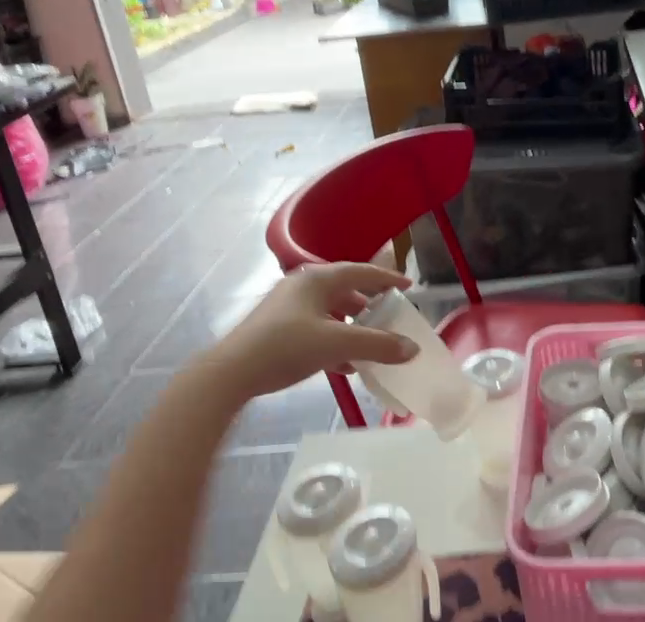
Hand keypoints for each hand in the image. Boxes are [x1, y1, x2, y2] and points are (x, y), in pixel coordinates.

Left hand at [205, 262, 417, 398]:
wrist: (231, 372)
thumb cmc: (286, 347)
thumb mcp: (337, 345)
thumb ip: (377, 345)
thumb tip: (413, 348)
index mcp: (318, 278)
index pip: (362, 272)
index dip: (387, 278)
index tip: (408, 286)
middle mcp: (303, 285)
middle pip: (345, 289)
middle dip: (369, 305)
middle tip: (389, 316)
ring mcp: (287, 306)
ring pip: (329, 310)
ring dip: (352, 325)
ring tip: (370, 343)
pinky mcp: (276, 327)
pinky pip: (315, 326)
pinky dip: (334, 339)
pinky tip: (344, 364)